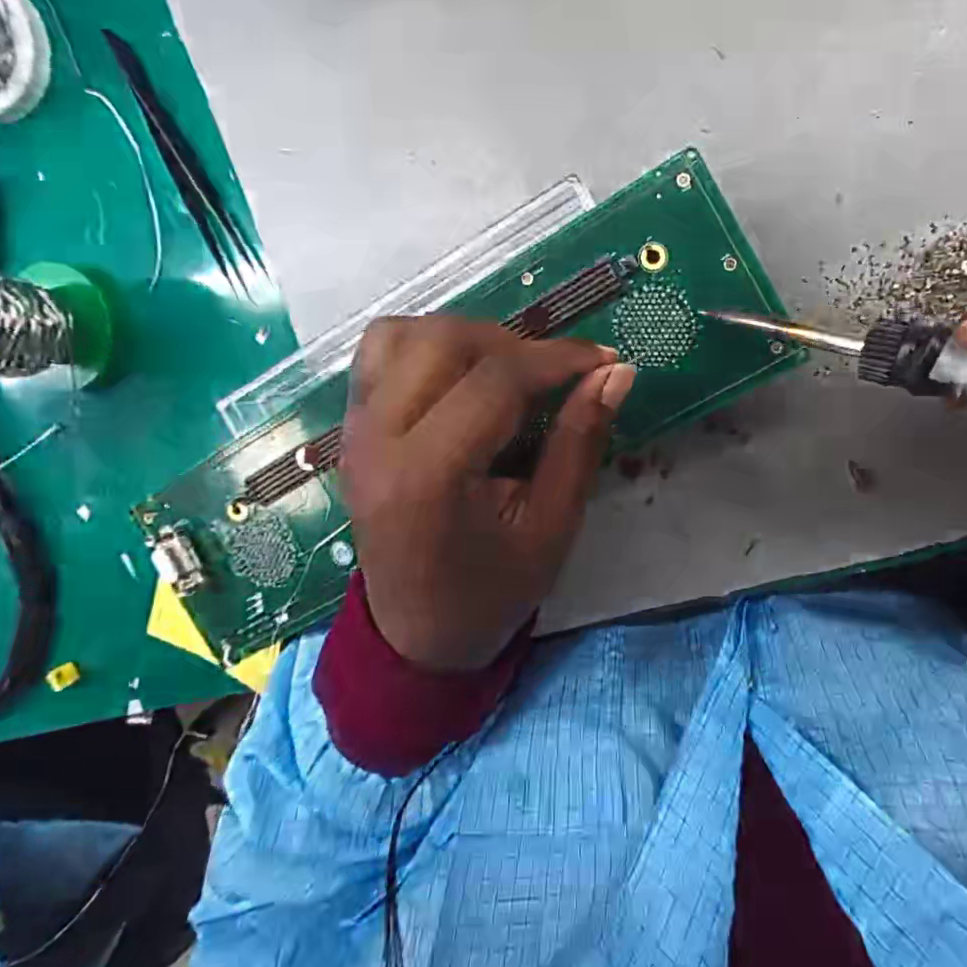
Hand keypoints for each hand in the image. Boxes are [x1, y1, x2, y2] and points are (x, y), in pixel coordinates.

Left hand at [341, 317, 635, 671]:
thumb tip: (616, 374)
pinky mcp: (351, 430)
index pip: (494, 380)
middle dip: (512, 342)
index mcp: (429, 476)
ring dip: (464, 337)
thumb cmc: (490, 594)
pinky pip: (379, 354)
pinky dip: (424, 346)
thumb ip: (580, 444)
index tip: (602, 361)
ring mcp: (356, 431)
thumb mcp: (551, 529)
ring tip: (504, 373)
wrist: (416, 634)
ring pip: (403, 332)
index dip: (558, 359)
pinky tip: (459, 379)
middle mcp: (378, 440)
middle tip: (552, 375)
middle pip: (442, 340)